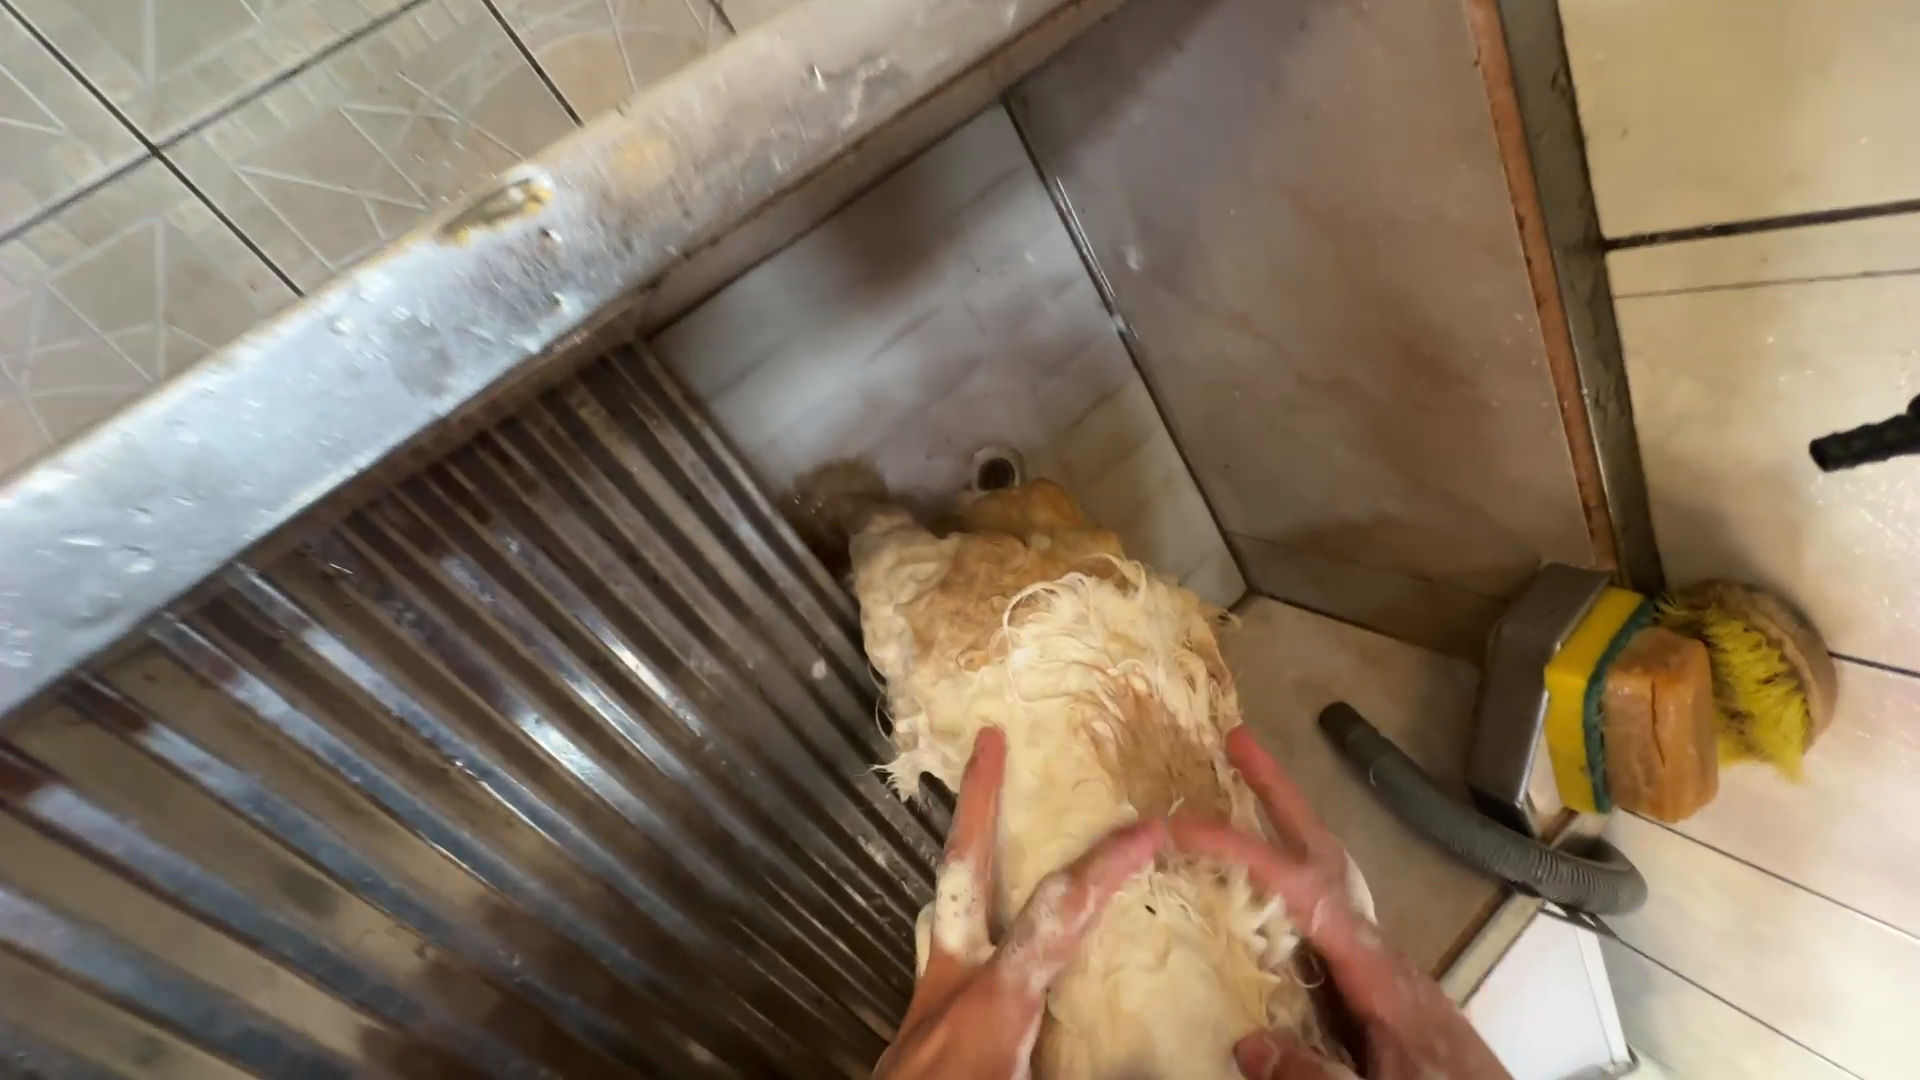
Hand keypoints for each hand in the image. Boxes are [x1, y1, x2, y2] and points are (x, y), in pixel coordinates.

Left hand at [875, 727, 1166, 1079]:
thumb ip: (1096, 1068)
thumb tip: (1155, 1054)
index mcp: (992, 1006)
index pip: (1056, 916)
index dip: (1105, 868)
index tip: (1147, 829)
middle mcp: (952, 984)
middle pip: (963, 869)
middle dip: (978, 799)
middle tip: (989, 738)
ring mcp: (928, 996)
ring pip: (946, 900)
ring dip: (968, 848)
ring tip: (986, 807)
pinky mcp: (920, 1019)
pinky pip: (945, 941)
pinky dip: (968, 912)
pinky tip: (987, 918)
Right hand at [1170, 727, 1512, 1079]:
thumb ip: (1318, 1077)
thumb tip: (1244, 1043)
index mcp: (1377, 969)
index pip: (1303, 889)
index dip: (1242, 852)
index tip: (1185, 828)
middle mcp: (1375, 946)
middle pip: (1322, 850)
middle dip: (1278, 793)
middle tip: (1237, 742)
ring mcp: (1372, 956)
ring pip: (1324, 869)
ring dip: (1283, 820)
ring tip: (1242, 783)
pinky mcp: (1367, 974)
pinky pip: (1318, 901)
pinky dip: (1287, 862)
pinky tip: (1257, 877)